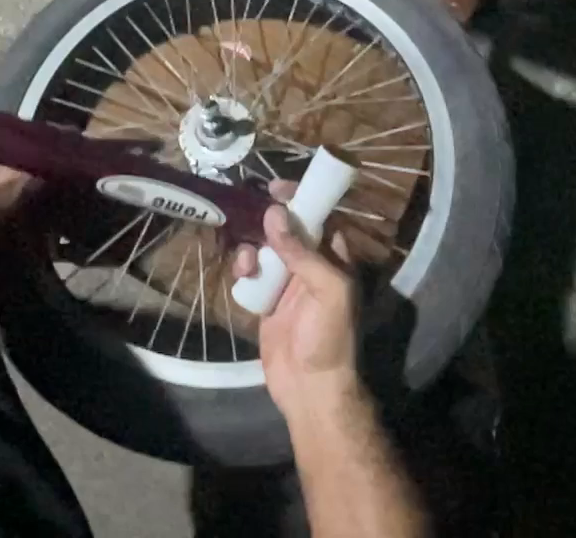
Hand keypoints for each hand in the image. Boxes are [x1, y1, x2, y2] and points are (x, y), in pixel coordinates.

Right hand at [237, 198, 361, 418]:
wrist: (309, 388)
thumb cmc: (329, 337)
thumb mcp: (328, 290)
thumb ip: (303, 252)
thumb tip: (274, 213)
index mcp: (334, 259)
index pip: (319, 216)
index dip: (301, 197)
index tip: (276, 187)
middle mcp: (311, 265)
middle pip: (286, 227)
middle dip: (268, 219)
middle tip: (249, 213)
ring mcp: (287, 282)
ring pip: (264, 247)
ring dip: (252, 246)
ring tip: (247, 261)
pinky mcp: (265, 299)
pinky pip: (251, 271)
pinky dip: (243, 268)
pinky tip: (242, 276)